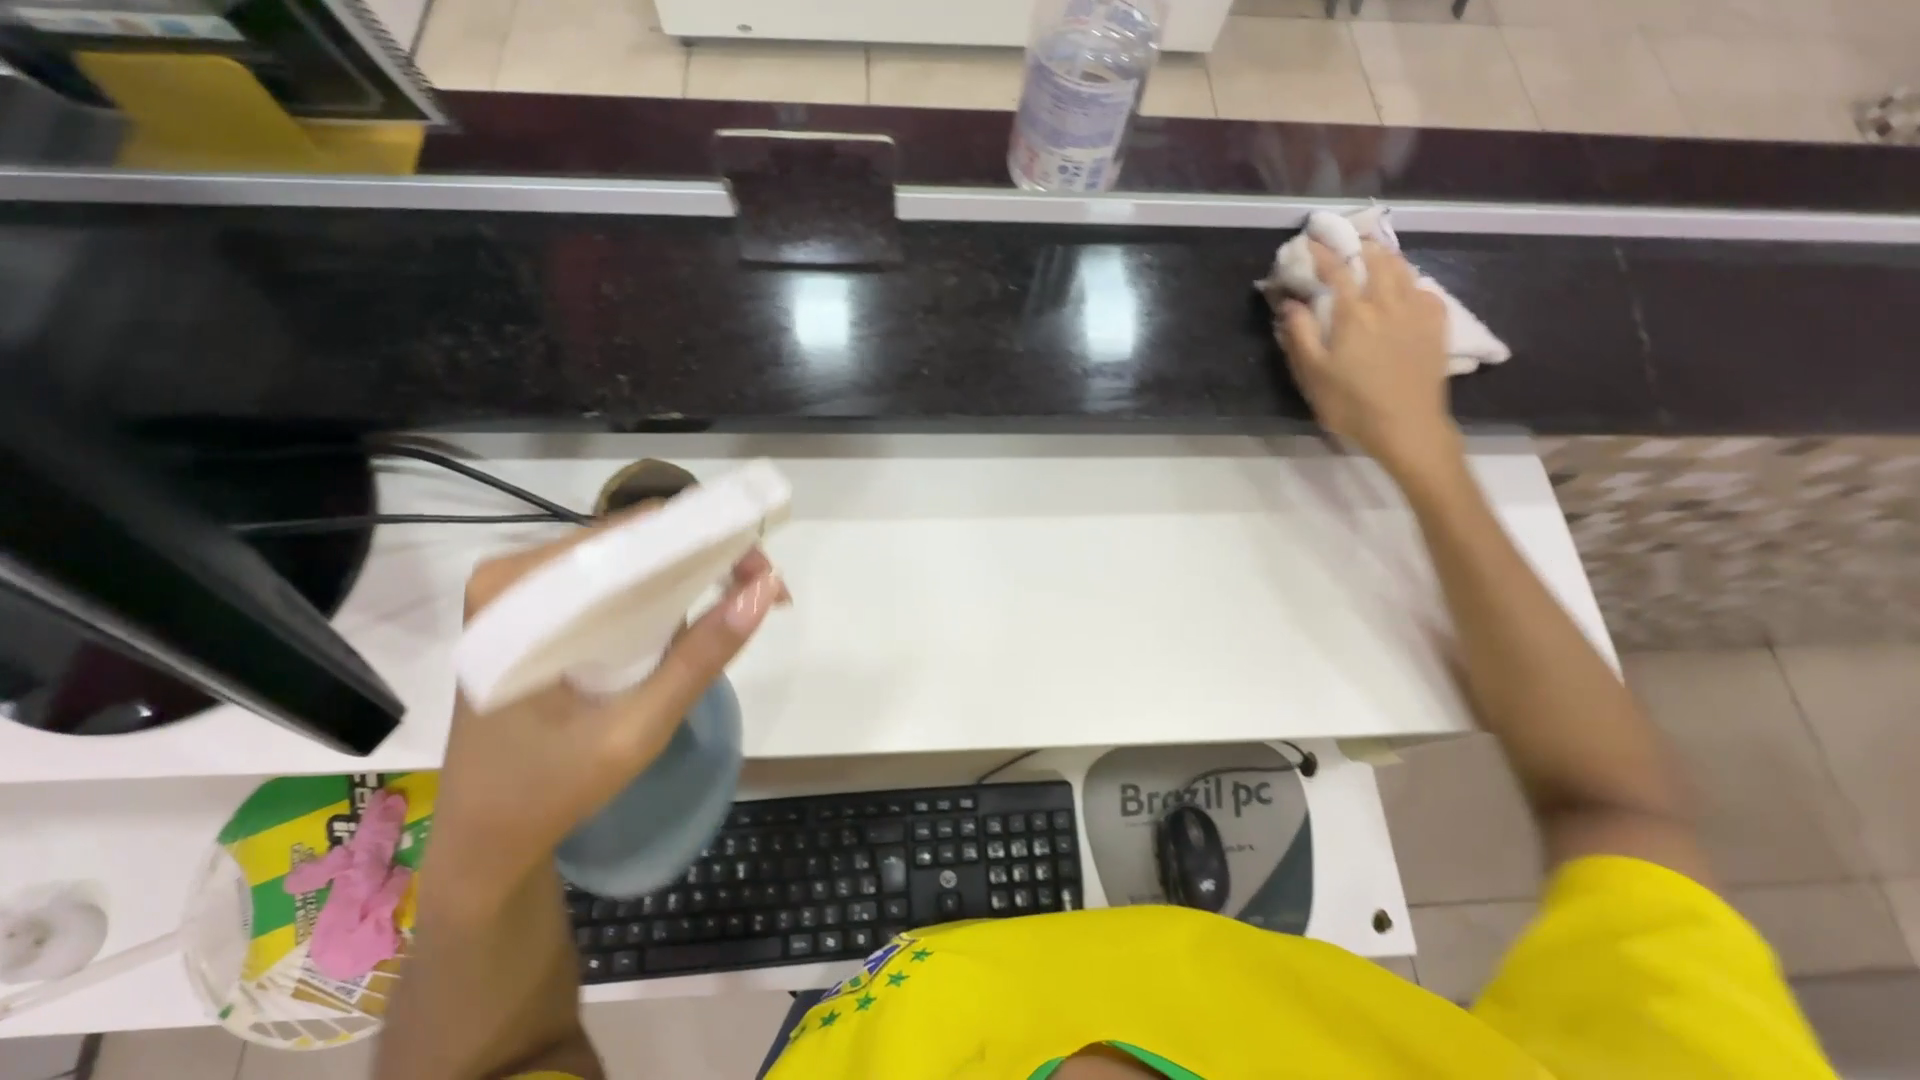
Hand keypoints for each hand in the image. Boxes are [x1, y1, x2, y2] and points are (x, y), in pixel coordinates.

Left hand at [427, 504, 787, 902]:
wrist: (485, 838)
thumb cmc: (550, 789)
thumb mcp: (636, 728)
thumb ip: (699, 658)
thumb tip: (763, 590)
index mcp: (516, 593)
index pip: (626, 536)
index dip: (704, 541)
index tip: (761, 570)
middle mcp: (510, 575)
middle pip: (626, 541)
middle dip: (702, 559)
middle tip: (763, 590)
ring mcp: (518, 593)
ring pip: (622, 560)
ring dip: (685, 577)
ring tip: (738, 602)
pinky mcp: (531, 613)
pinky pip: (606, 584)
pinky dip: (655, 597)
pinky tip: (689, 620)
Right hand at [1275, 240, 1458, 477]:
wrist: (1407, 428)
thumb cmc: (1351, 405)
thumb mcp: (1313, 374)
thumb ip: (1299, 334)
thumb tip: (1290, 303)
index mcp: (1353, 313)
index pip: (1336, 270)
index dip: (1322, 252)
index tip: (1310, 241)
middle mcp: (1387, 303)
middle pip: (1378, 259)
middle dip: (1360, 245)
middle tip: (1348, 243)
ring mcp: (1416, 313)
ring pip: (1405, 270)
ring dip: (1388, 258)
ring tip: (1377, 257)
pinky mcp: (1436, 328)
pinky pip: (1427, 292)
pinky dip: (1413, 284)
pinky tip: (1407, 291)